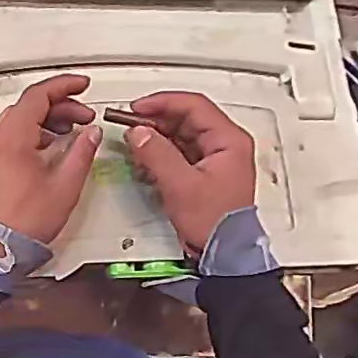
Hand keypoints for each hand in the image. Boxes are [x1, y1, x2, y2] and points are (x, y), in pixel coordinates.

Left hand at [0, 73, 101, 243]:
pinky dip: (33, 134)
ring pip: (19, 121)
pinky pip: (11, 137)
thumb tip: (91, 134)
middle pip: (28, 106)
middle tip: (84, 116)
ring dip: (47, 120)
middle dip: (60, 106)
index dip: (63, 86)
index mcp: (12, 138)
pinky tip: (52, 148)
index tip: (81, 85)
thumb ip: (82, 152)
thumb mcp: (65, 184)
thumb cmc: (23, 221)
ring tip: (72, 133)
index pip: (37, 96)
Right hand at [124, 91, 257, 252]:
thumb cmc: (214, 223)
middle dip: (155, 121)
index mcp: (228, 141)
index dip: (162, 103)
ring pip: (179, 136)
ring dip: (154, 138)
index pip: (194, 106)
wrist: (223, 254)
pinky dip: (158, 154)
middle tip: (129, 125)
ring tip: (133, 144)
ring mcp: (213, 159)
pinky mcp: (201, 173)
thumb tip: (138, 132)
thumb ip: (156, 154)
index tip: (137, 108)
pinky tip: (143, 161)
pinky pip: (177, 153)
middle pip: (185, 119)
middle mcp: (224, 146)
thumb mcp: (181, 185)